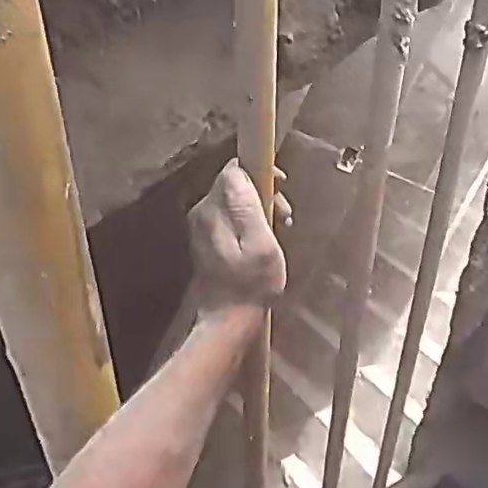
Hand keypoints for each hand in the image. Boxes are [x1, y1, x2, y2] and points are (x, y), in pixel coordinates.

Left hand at [188, 160, 288, 313]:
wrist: (228, 318)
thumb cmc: (252, 284)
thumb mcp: (260, 245)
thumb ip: (247, 207)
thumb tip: (238, 170)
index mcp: (213, 210)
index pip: (234, 169)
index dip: (260, 170)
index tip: (281, 186)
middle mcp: (202, 212)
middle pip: (235, 184)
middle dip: (264, 192)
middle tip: (285, 216)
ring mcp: (202, 225)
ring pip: (235, 199)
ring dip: (260, 207)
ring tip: (279, 228)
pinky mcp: (207, 238)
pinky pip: (231, 215)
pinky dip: (250, 220)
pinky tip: (263, 239)